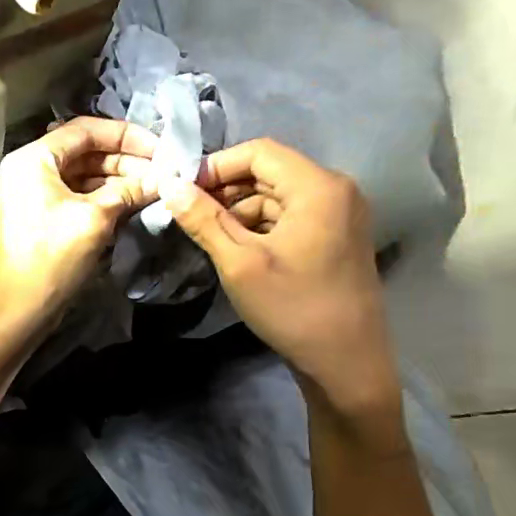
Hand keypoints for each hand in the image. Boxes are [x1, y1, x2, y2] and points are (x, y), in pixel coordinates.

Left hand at [0, 117, 155, 355]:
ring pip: (83, 177)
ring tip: (153, 189)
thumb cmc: (50, 260)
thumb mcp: (94, 220)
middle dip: (125, 160)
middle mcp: (29, 170)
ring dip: (117, 181)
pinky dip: (104, 199)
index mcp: (33, 159)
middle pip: (84, 152)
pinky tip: (132, 205)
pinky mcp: (41, 219)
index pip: (85, 130)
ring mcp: (34, 196)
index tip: (161, 147)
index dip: (126, 135)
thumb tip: (163, 178)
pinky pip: (76, 198)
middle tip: (162, 172)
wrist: (16, 312)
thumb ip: (128, 192)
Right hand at [159, 139, 400, 422]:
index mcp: (318, 187)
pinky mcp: (339, 238)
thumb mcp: (239, 263)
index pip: (259, 152)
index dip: (217, 166)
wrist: (346, 362)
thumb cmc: (292, 308)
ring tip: (210, 238)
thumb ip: (204, 220)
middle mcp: (337, 190)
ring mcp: (342, 215)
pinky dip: (262, 227)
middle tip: (190, 215)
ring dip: (242, 212)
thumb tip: (169, 186)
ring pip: (279, 197)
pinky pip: (293, 217)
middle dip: (227, 190)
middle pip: (271, 173)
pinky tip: (238, 251)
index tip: (184, 191)